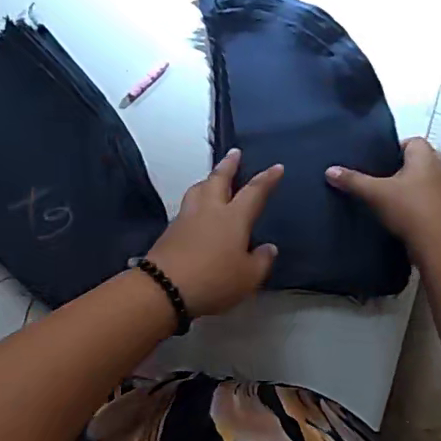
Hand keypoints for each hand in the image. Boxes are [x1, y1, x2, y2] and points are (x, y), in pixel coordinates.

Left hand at [145, 149, 282, 316]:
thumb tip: (268, 248)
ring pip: (198, 189)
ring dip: (208, 179)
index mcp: (233, 218)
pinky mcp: (170, 230)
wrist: (164, 288)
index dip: (267, 179)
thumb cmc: (214, 280)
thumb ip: (261, 261)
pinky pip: (187, 206)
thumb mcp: (248, 278)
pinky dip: (195, 200)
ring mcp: (186, 218)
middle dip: (228, 165)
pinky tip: (197, 209)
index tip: (276, 167)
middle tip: (234, 152)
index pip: (254, 192)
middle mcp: (209, 210)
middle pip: (219, 179)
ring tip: (212, 178)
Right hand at [326, 137, 440, 249]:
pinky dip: (423, 205)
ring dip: (416, 188)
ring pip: (430, 182)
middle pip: (422, 161)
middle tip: (384, 180)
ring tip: (394, 199)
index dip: (397, 148)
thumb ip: (354, 181)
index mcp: (425, 156)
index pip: (413, 141)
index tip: (381, 161)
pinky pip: (435, 201)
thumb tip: (329, 170)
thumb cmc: (410, 209)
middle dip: (405, 169)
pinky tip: (408, 217)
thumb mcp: (375, 194)